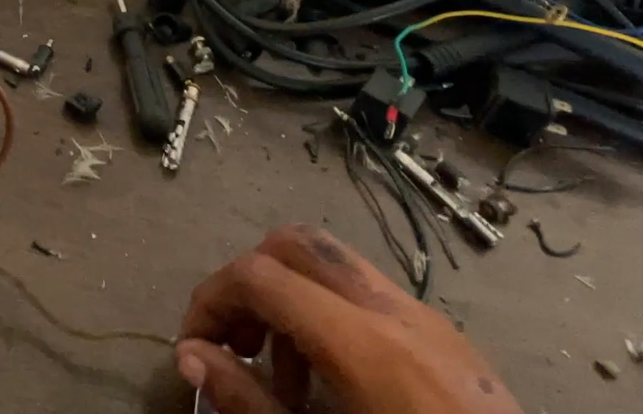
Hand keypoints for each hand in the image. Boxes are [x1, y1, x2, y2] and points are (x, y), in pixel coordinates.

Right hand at [177, 225, 520, 413]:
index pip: (260, 275)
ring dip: (289, 297)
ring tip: (281, 377)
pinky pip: (371, 298)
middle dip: (248, 281)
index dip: (211, 299)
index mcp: (367, 345)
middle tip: (234, 341)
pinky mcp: (452, 342)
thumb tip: (190, 354)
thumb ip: (250, 402)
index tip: (194, 346)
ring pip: (333, 264)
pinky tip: (333, 382)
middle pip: (296, 244)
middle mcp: (398, 314)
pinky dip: (329, 316)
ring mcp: (432, 322)